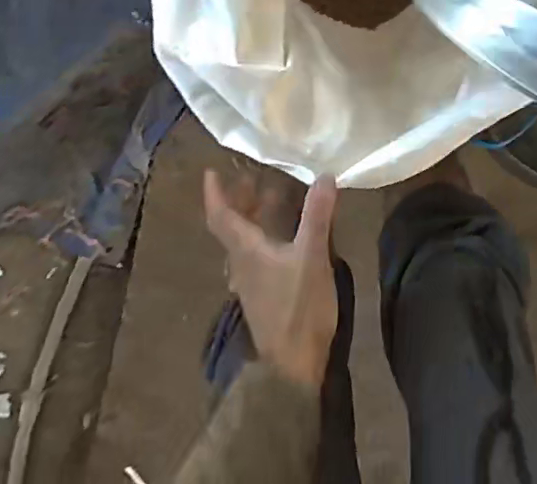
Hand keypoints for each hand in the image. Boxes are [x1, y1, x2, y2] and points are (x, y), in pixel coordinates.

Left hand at [203, 170, 338, 388]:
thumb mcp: (312, 256)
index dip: (215, 193)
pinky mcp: (264, 294)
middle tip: (251, 176)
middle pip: (232, 226)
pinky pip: (257, 253)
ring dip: (253, 216)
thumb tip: (324, 175)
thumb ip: (317, 215)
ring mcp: (252, 281)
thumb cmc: (298, 307)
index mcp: (246, 250)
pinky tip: (285, 233)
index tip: (211, 171)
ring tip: (273, 196)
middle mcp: (241, 263)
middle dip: (239, 199)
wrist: (293, 365)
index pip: (221, 216)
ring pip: (245, 240)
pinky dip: (265, 233)